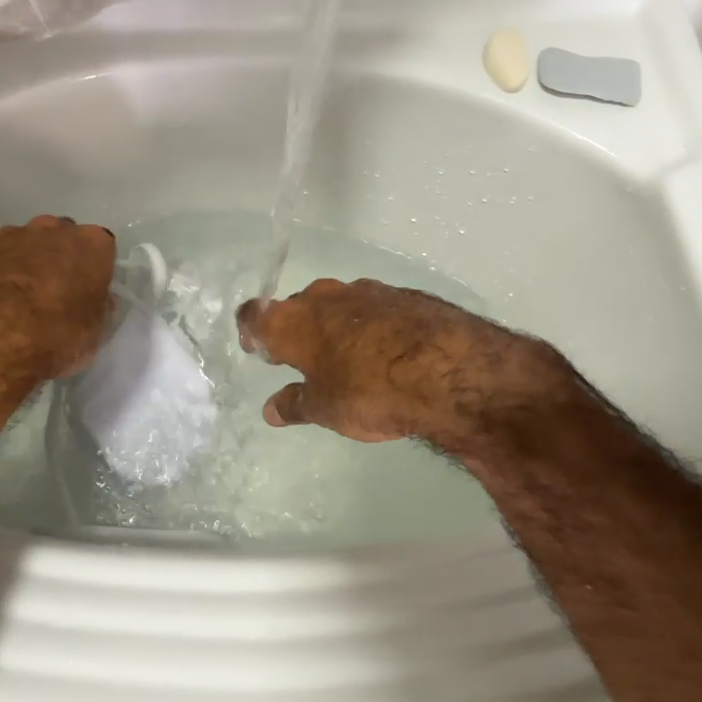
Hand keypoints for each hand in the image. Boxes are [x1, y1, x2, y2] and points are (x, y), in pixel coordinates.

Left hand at [0, 216, 115, 383]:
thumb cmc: (55, 337)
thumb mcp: (94, 334)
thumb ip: (99, 307)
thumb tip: (99, 298)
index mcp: (89, 244)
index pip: (100, 247)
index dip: (94, 269)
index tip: (87, 291)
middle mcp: (49, 229)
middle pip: (59, 237)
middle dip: (58, 258)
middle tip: (52, 293)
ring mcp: (7, 235)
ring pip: (22, 243)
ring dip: (22, 263)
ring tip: (14, 300)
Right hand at [236, 278, 567, 445]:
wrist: (449, 372)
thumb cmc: (369, 392)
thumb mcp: (325, 410)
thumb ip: (295, 405)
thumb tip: (271, 409)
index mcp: (293, 321)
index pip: (255, 314)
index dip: (252, 331)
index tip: (259, 349)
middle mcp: (325, 297)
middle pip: (298, 307)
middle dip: (296, 329)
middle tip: (302, 358)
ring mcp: (368, 291)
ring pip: (339, 305)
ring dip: (336, 326)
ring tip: (347, 356)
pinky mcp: (407, 295)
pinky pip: (376, 309)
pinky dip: (373, 326)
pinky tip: (387, 352)